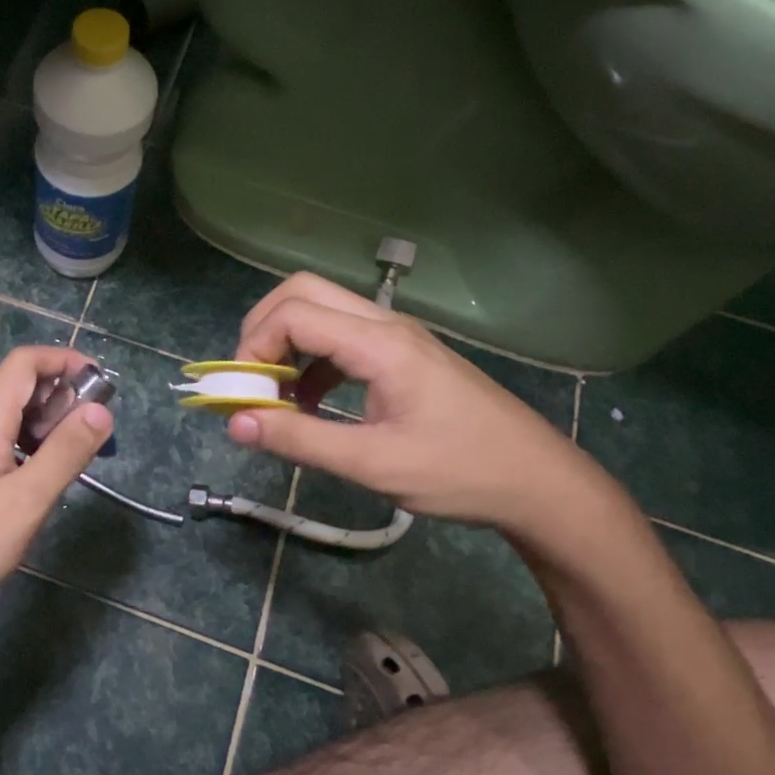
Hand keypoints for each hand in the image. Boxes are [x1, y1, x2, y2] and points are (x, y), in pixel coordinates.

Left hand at [0, 346, 114, 668]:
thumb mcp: (28, 500)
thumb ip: (66, 452)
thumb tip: (102, 410)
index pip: (23, 363)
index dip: (64, 360)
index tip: (101, 382)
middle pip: (16, 387)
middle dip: (60, 396)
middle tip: (93, 432)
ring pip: (7, 416)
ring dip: (45, 423)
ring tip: (74, 456)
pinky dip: (26, 444)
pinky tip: (40, 476)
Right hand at [227, 273, 602, 530]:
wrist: (539, 482)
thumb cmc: (460, 472)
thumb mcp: (372, 464)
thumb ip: (299, 440)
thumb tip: (235, 423)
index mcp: (379, 344)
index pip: (293, 313)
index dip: (253, 346)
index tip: (242, 394)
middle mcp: (386, 325)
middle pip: (303, 292)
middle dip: (262, 329)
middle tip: (249, 380)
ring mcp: (397, 337)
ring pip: (322, 310)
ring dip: (286, 343)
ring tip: (273, 395)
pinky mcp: (403, 354)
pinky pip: (341, 336)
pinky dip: (310, 359)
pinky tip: (308, 402)